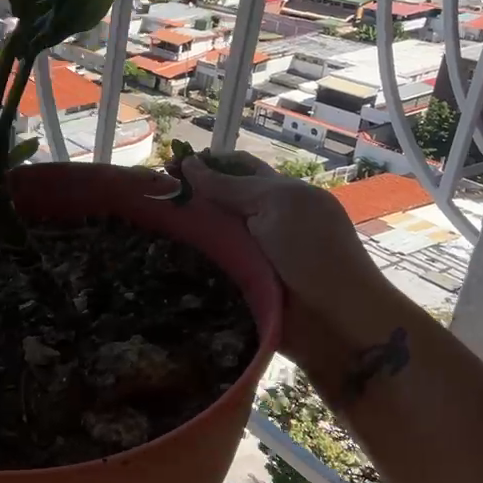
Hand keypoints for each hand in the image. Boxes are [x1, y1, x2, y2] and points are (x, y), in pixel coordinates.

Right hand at [173, 152, 414, 373]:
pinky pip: (206, 263)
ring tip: (147, 224)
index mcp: (279, 194)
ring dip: (182, 228)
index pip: (236, 168)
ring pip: (207, 232)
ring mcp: (248, 252)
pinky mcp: (237, 282)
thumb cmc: (313, 251)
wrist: (335, 320)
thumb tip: (188, 163)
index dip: (205, 162)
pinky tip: (161, 253)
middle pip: (217, 199)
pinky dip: (187, 257)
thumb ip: (231, 186)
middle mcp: (262, 220)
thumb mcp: (277, 204)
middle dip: (188, 195)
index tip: (168, 166)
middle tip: (149, 198)